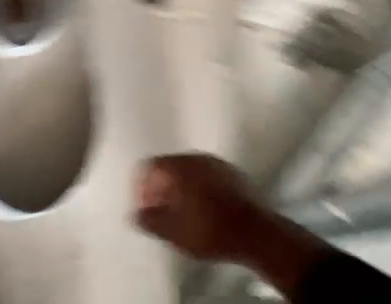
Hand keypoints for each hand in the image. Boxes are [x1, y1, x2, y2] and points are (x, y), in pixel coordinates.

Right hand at [134, 154, 325, 293]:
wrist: (256, 233)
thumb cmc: (211, 231)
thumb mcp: (175, 233)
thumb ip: (151, 220)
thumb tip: (135, 214)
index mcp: (179, 167)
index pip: (150, 165)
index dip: (142, 185)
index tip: (144, 205)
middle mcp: (197, 157)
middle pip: (169, 164)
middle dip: (161, 185)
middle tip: (160, 210)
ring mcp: (217, 163)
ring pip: (188, 168)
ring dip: (180, 186)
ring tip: (181, 212)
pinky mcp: (232, 173)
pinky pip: (206, 174)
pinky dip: (198, 186)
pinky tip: (202, 207)